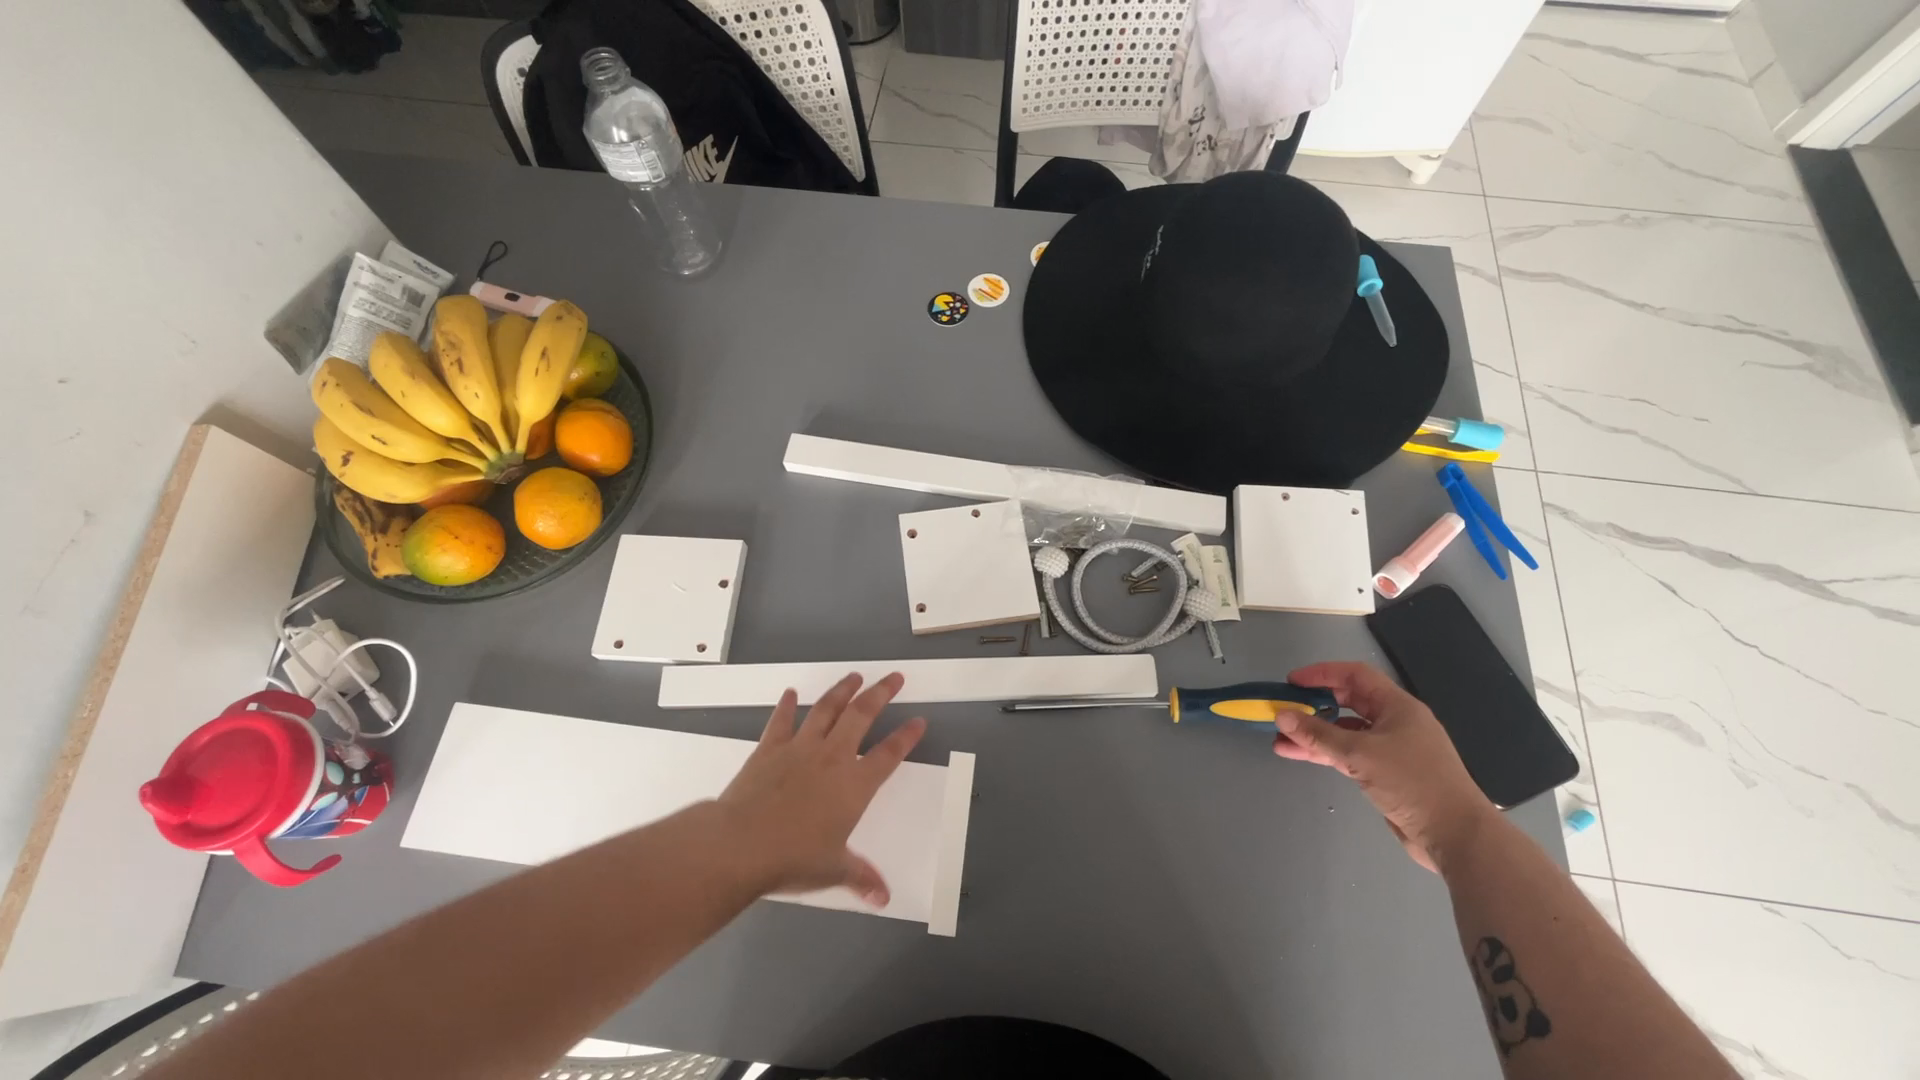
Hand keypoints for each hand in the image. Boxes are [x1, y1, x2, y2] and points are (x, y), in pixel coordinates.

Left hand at [717, 673, 926, 905]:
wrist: (741, 844)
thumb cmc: (793, 858)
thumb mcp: (834, 871)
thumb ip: (861, 877)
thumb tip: (883, 898)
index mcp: (855, 785)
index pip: (889, 754)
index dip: (906, 736)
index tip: (918, 720)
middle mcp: (832, 758)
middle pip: (861, 716)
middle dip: (880, 694)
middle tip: (894, 677)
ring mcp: (799, 748)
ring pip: (826, 709)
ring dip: (842, 690)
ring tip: (854, 676)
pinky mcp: (768, 749)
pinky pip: (780, 721)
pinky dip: (786, 706)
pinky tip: (790, 693)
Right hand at [1274, 662, 1495, 871]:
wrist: (1455, 835)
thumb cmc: (1412, 783)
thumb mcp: (1360, 754)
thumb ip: (1318, 735)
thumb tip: (1282, 715)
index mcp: (1398, 707)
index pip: (1355, 676)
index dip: (1322, 674)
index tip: (1291, 682)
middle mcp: (1396, 723)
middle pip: (1349, 702)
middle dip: (1315, 704)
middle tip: (1285, 709)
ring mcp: (1393, 749)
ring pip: (1346, 732)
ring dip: (1315, 733)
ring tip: (1281, 739)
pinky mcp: (1388, 774)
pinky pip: (1350, 754)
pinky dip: (1326, 752)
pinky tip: (1301, 755)